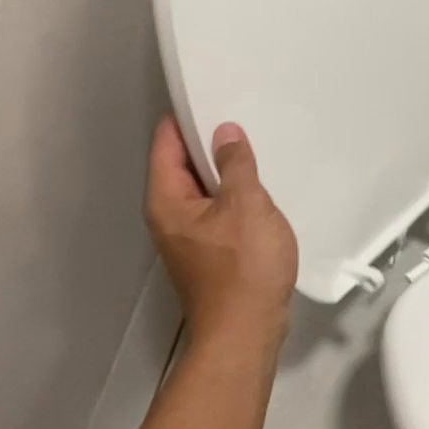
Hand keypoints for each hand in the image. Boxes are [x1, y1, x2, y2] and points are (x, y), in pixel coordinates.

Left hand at [145, 116, 297, 343]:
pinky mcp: (210, 254)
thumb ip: (236, 165)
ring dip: (226, 173)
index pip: (167, 143)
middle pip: (183, 166)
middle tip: (243, 119)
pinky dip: (236, 197)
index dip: (187, 117)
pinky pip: (219, 212)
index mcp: (168, 201)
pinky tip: (261, 193)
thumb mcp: (246, 205)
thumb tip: (226, 133)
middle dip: (210, 143)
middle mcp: (170, 217)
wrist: (246, 333)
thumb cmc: (243, 268)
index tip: (214, 95)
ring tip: (256, 151)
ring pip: (204, 191)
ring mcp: (189, 238)